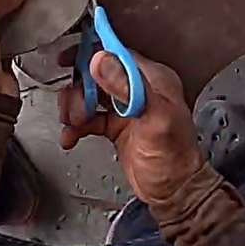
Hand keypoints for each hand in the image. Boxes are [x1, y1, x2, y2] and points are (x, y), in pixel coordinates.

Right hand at [60, 49, 205, 205]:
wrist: (174, 192)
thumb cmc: (175, 158)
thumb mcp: (154, 119)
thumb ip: (129, 88)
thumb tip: (101, 61)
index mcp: (152, 79)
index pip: (117, 53)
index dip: (91, 54)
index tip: (69, 59)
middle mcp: (138, 90)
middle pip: (96, 75)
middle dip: (79, 90)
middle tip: (77, 109)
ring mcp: (125, 108)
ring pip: (88, 96)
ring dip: (74, 108)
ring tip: (74, 124)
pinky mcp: (115, 126)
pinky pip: (87, 119)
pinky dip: (75, 127)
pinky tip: (71, 136)